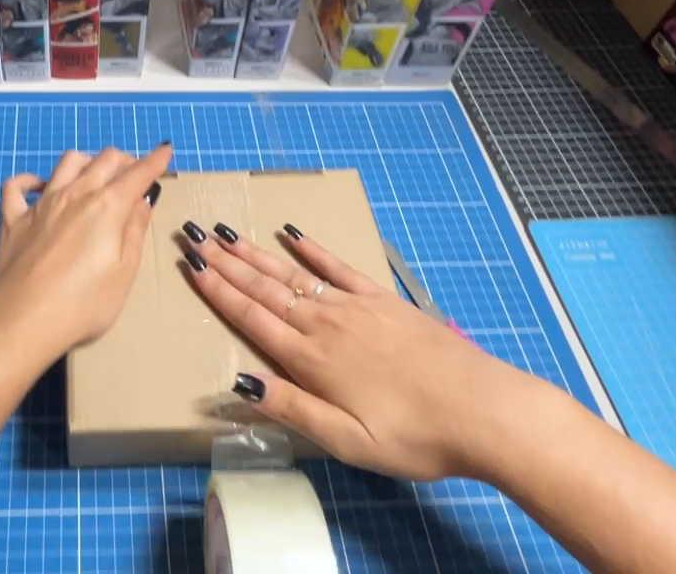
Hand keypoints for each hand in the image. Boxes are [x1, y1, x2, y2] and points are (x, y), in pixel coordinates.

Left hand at [0, 145, 172, 362]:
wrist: (22, 321)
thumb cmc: (82, 305)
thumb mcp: (124, 273)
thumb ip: (135, 231)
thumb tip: (142, 201)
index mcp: (107, 207)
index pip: (138, 174)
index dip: (155, 161)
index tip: (165, 150)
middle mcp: (75, 194)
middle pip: (105, 159)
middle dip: (125, 160)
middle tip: (134, 175)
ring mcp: (40, 203)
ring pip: (67, 162)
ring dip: (87, 162)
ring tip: (94, 176)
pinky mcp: (13, 218)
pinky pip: (17, 186)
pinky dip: (29, 180)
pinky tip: (38, 187)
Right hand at [183, 225, 547, 482]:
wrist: (484, 409)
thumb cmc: (414, 436)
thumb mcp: (348, 441)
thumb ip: (292, 408)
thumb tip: (239, 381)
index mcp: (311, 360)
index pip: (252, 317)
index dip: (218, 291)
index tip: (192, 264)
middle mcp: (324, 324)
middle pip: (265, 288)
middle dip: (226, 263)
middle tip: (195, 236)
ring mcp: (354, 306)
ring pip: (293, 275)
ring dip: (256, 254)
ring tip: (226, 234)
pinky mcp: (381, 299)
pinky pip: (338, 268)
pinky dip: (312, 250)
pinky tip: (292, 234)